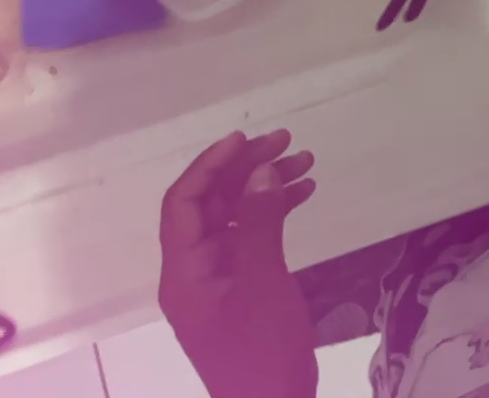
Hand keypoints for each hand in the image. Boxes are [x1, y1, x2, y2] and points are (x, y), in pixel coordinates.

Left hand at [159, 129, 317, 397]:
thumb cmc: (260, 350)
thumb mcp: (260, 283)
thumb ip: (257, 224)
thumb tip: (259, 172)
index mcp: (184, 272)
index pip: (183, 203)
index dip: (209, 165)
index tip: (245, 138)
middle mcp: (195, 269)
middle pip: (212, 203)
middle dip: (246, 167)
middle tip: (286, 140)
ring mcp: (220, 276)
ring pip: (236, 214)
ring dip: (267, 184)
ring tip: (306, 159)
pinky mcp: (244, 283)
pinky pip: (254, 233)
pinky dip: (277, 209)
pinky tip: (306, 191)